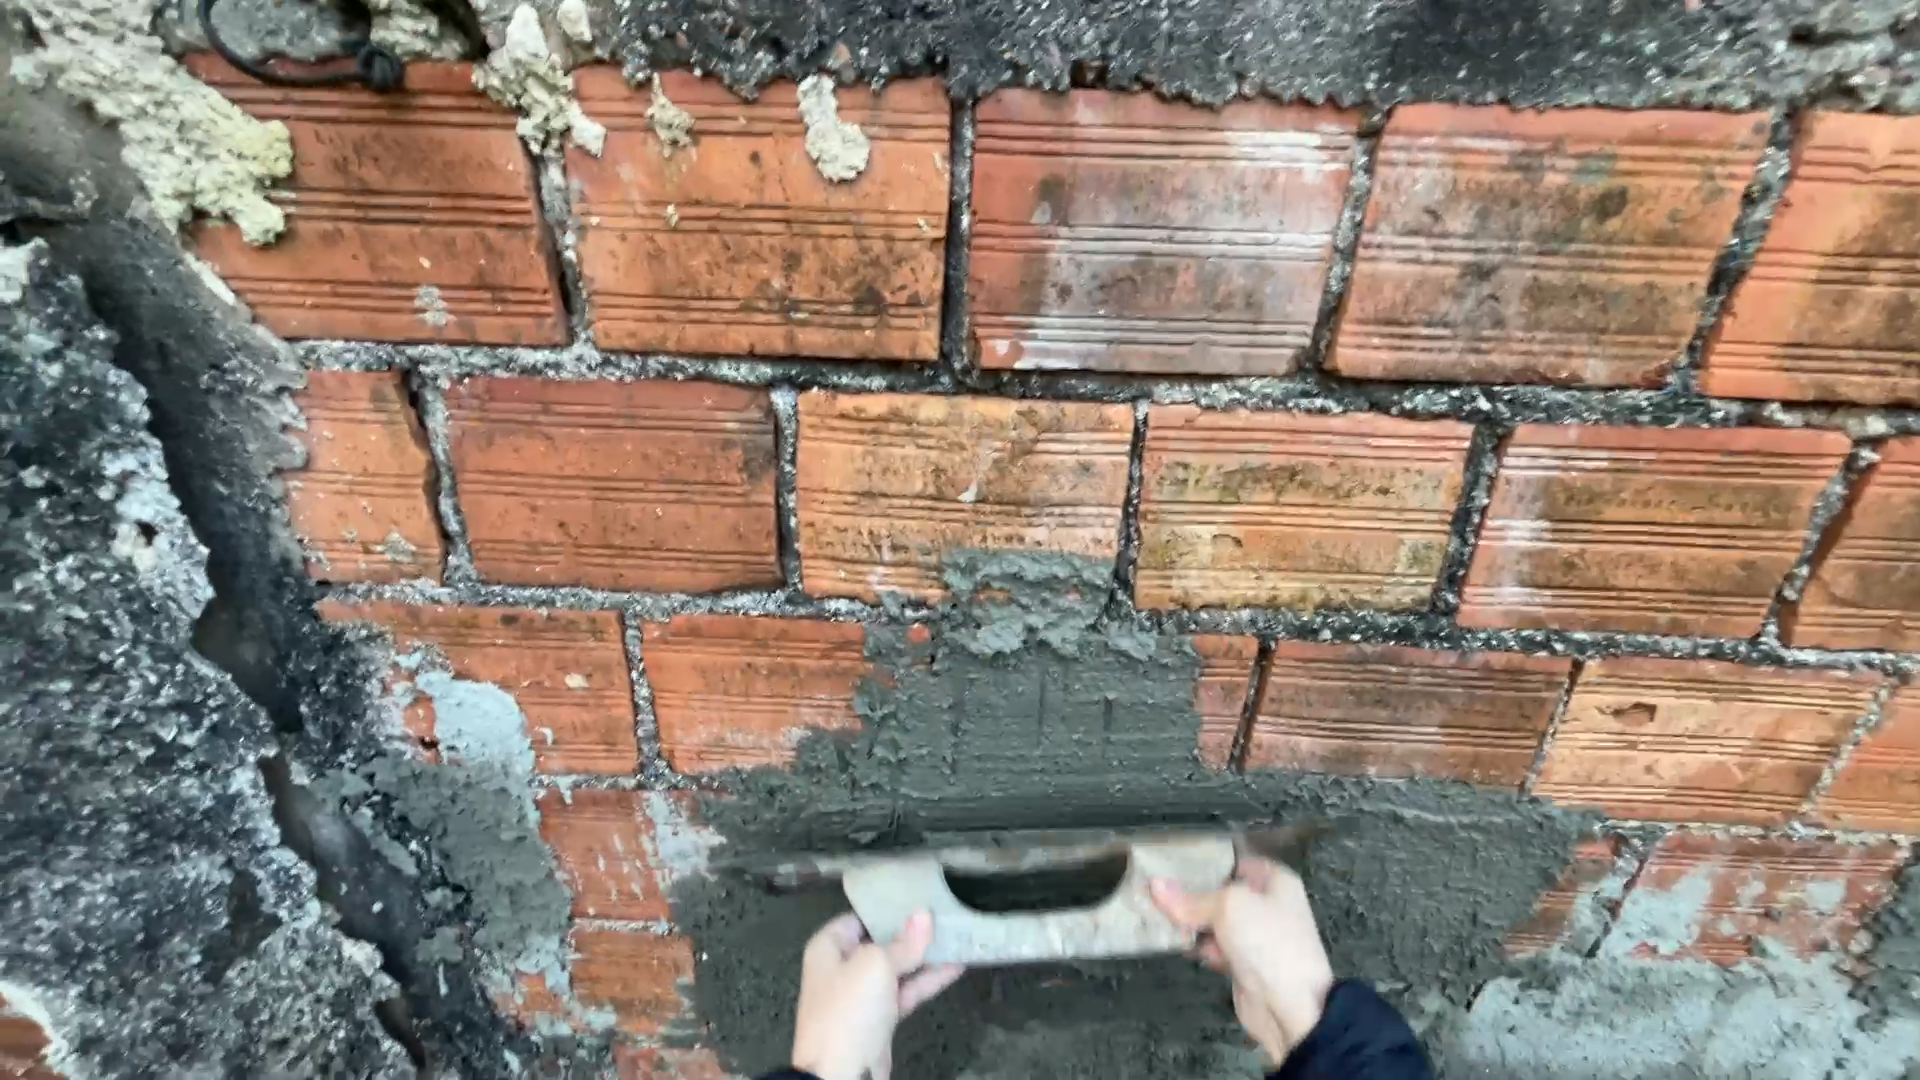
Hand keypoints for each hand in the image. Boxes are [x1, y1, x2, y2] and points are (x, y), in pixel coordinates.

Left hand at [789, 910, 965, 1079]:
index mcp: (829, 947)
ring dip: (924, 955)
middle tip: (943, 910)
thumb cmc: (849, 1009)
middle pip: (880, 940)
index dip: (887, 906)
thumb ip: (903, 942)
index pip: (859, 915)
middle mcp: (843, 967)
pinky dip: (928, 980)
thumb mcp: (876, 966)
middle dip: (910, 930)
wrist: (841, 1079)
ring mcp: (862, 996)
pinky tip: (956, 965)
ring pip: (897, 967)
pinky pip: (906, 992)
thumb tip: (924, 914)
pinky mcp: (880, 1020)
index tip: (917, 893)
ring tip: (956, 934)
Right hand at [1150, 856, 1334, 1066]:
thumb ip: (1190, 898)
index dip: (1205, 859)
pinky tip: (1177, 941)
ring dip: (1190, 920)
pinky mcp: (1244, 963)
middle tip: (1158, 886)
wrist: (1292, 1011)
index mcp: (1274, 881)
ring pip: (1214, 919)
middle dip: (1191, 891)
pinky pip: (1214, 945)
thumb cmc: (1268, 943)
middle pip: (1220, 890)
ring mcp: (1256, 936)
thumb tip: (1154, 886)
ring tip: (1160, 912)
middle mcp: (1267, 904)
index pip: (1233, 859)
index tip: (1173, 859)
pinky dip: (1198, 944)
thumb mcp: (1227, 906)